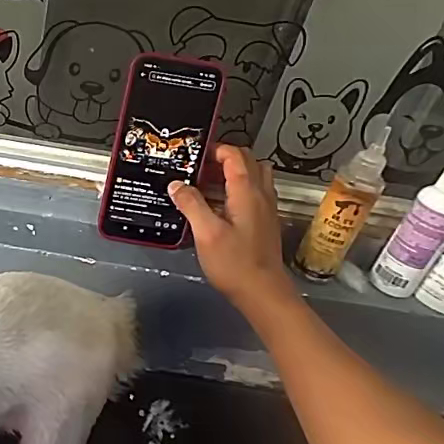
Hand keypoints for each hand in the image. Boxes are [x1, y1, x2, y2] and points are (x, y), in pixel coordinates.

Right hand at [169, 146, 297, 311]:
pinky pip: (256, 192)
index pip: (235, 155)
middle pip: (248, 160)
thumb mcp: (206, 233)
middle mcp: (262, 194)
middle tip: (201, 168)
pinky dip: (240, 188)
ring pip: (255, 175)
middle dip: (225, 158)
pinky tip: (221, 205)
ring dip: (235, 172)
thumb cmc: (235, 263)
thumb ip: (191, 204)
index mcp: (247, 191)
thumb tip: (176, 184)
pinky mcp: (266, 222)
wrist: (263, 293)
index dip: (215, 150)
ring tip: (209, 184)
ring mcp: (267, 208)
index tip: (195, 156)